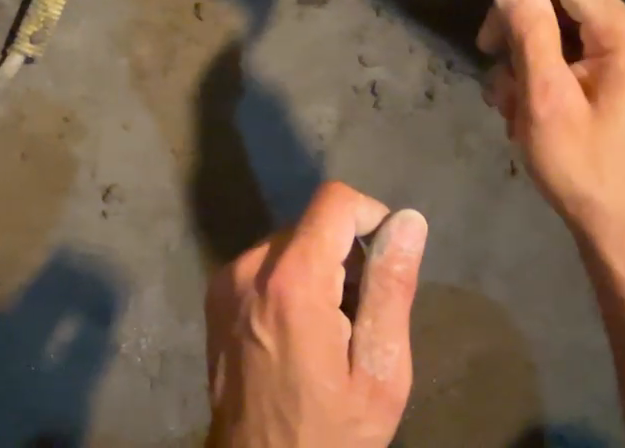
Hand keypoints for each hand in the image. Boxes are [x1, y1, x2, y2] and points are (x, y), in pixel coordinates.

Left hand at [205, 182, 428, 447]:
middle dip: (347, 256)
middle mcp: (250, 265)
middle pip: (313, 223)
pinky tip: (300, 333)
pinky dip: (290, 281)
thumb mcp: (378, 370)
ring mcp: (227, 279)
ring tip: (331, 332)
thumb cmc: (330, 432)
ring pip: (290, 242)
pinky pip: (266, 263)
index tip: (386, 260)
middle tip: (361, 317)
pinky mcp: (216, 294)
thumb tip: (408, 220)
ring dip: (319, 270)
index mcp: (292, 279)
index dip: (371, 216)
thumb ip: (391, 287)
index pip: (335, 199)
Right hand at [477, 0, 624, 259]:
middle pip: (565, 3)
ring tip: (510, 102)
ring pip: (563, 33)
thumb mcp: (545, 96)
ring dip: (525, 58)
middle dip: (520, 25)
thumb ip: (529, 29)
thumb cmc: (584, 168)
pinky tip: (526, 109)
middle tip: (487, 54)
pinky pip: (574, 57)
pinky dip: (543, 74)